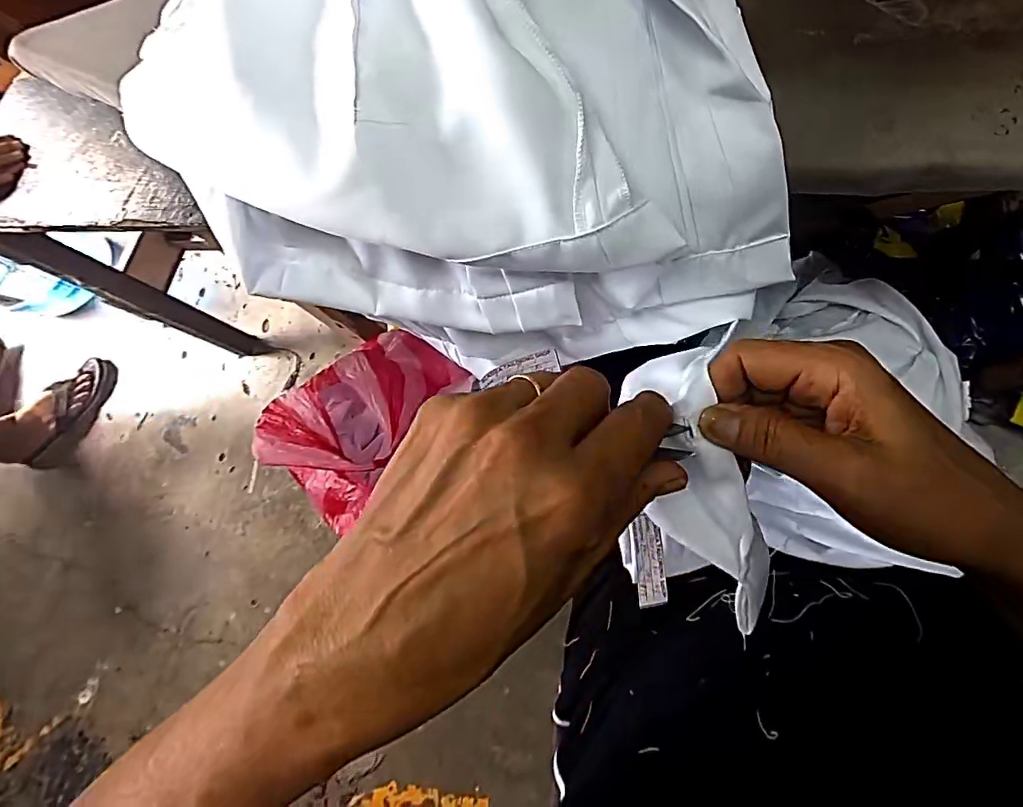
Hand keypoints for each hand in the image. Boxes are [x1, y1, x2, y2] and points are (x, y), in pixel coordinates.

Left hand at [76, 367, 684, 806]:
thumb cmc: (475, 628)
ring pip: (545, 381)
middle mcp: (530, 440)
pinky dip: (503, 418)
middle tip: (580, 452)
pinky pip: (496, 394)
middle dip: (598, 413)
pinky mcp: (437, 412)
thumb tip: (668, 468)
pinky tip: (481, 461)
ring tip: (526, 456)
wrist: (354, 641)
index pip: (642, 416)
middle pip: (594, 382)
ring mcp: (478, 418)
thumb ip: (623, 507)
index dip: (649, 426)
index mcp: (573, 491)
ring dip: (550, 411)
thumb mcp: (567, 578)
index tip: (641, 440)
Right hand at [698, 339, 1022, 575]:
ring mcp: (835, 396)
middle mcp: (831, 369)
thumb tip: (708, 417)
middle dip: (726, 409)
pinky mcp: (837, 421)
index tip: (696, 437)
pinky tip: (752, 470)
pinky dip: (764, 441)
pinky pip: (787, 420)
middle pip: (756, 373)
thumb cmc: (919, 498)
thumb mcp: (840, 471)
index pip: (749, 355)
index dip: (716, 388)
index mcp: (835, 366)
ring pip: (767, 399)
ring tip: (727, 471)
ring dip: (743, 429)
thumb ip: (770, 440)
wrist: (981, 525)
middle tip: (706, 461)